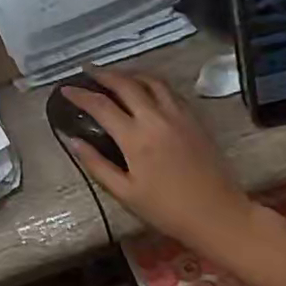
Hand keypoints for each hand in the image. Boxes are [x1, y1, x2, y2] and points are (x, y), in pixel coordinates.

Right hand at [60, 67, 278, 256]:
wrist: (220, 215)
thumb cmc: (167, 209)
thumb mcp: (124, 192)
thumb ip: (96, 164)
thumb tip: (73, 141)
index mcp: (136, 138)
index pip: (101, 106)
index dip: (80, 95)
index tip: (65, 89)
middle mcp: (157, 119)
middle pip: (127, 84)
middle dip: (103, 74)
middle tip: (87, 70)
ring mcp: (180, 116)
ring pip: (152, 81)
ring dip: (130, 74)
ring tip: (115, 75)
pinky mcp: (195, 120)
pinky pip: (170, 91)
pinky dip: (152, 84)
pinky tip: (145, 89)